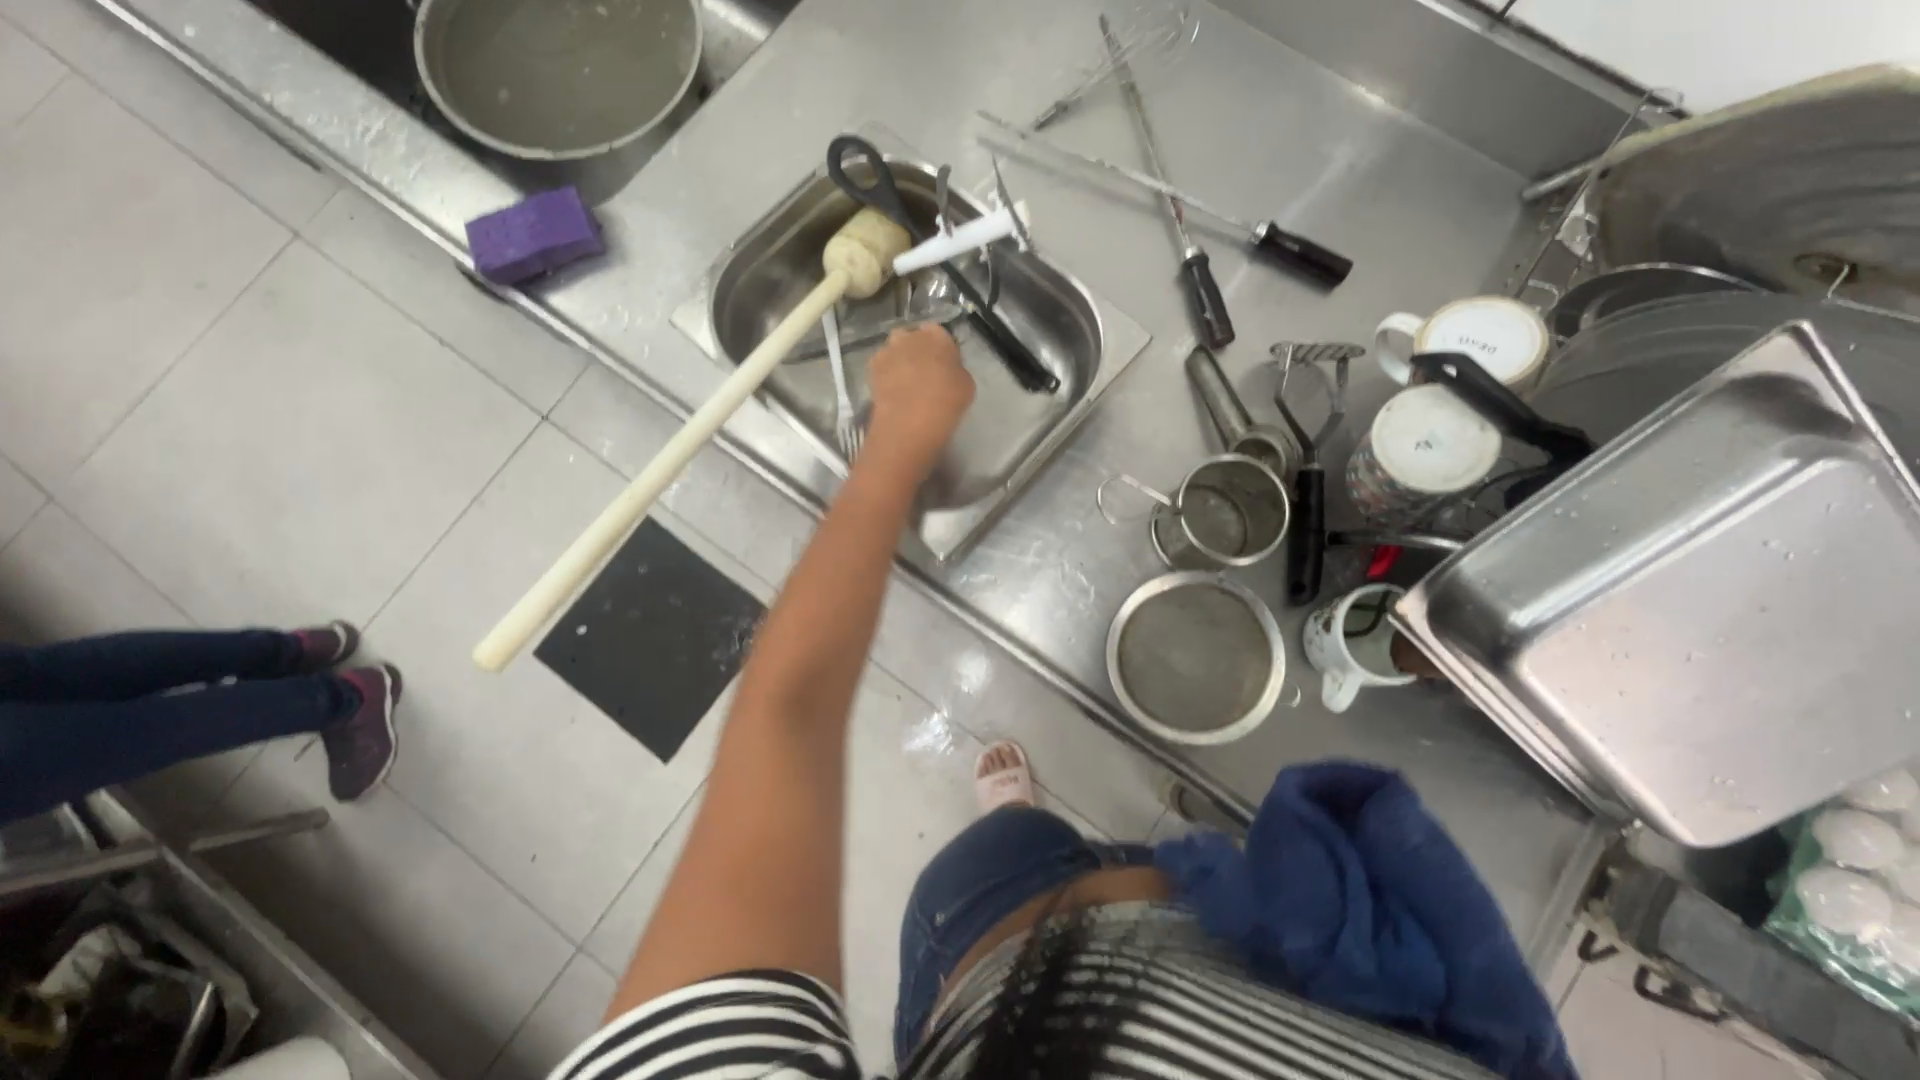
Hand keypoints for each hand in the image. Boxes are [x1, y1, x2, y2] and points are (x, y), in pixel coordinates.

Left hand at [865, 324, 973, 473]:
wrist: (910, 419)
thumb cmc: (947, 400)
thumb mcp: (966, 383)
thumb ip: (955, 369)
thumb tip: (946, 371)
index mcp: (937, 334)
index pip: (939, 334)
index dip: (940, 349)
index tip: (942, 365)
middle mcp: (910, 335)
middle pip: (913, 338)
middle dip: (916, 350)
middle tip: (923, 373)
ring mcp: (888, 350)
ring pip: (895, 351)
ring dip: (899, 362)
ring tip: (906, 384)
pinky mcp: (871, 368)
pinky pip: (882, 366)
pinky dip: (886, 375)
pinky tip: (893, 391)